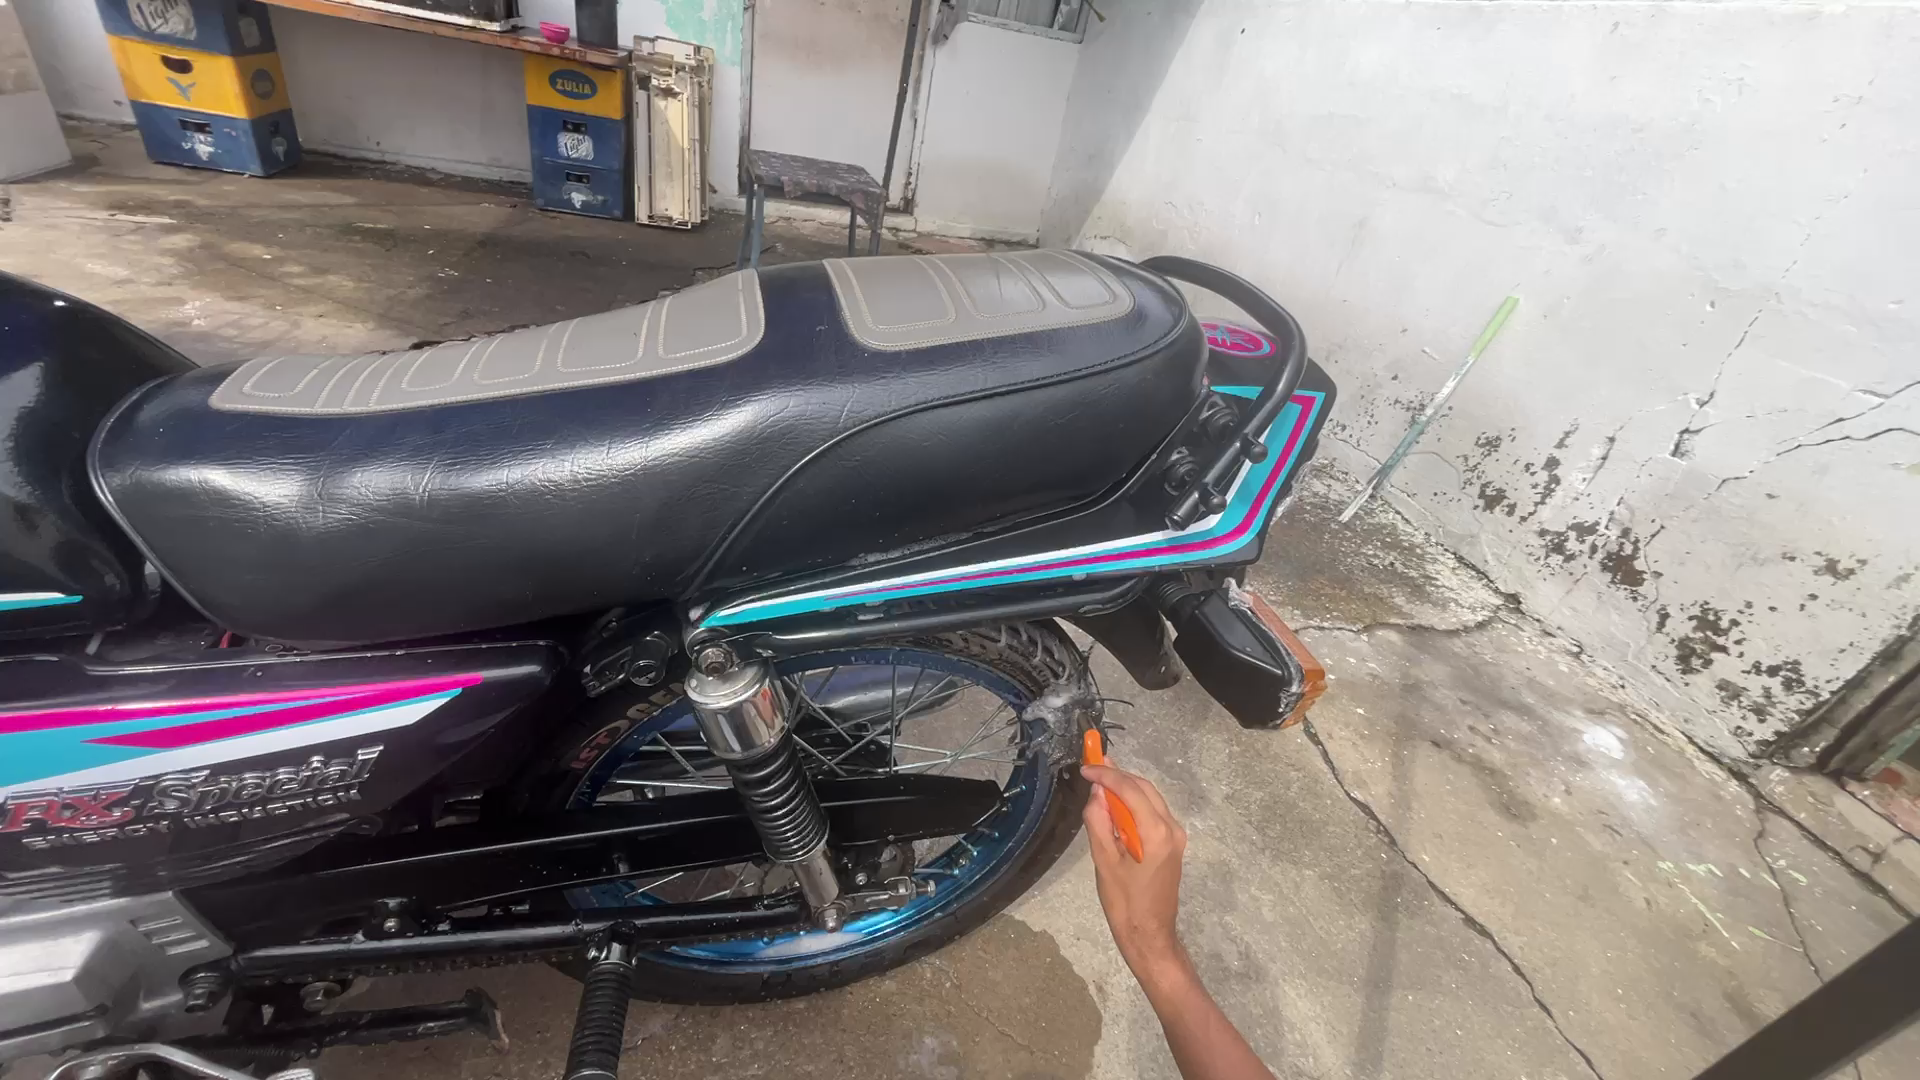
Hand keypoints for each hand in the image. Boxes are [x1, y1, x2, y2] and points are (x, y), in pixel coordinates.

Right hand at [1081, 763, 1189, 984]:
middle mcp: (1172, 828)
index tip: (1085, 766)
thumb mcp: (1103, 860)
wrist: (1150, 936)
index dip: (1106, 774)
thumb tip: (1097, 792)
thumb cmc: (1124, 902)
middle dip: (1117, 776)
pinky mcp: (1173, 843)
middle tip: (1091, 768)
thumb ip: (1098, 820)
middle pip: (1143, 788)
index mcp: (1156, 832)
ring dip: (1125, 788)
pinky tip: (1115, 806)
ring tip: (1099, 782)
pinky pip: (1152, 811)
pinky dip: (1133, 803)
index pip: (1130, 789)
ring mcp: (1176, 836)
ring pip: (1149, 797)